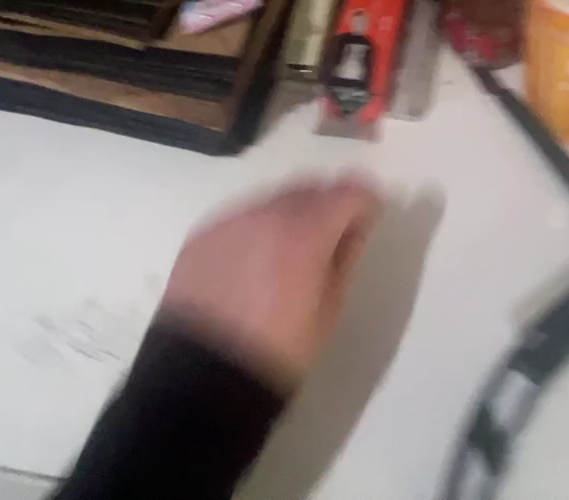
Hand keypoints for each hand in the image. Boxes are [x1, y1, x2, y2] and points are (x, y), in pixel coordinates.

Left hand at [158, 178, 383, 390]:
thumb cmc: (277, 354)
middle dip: (327, 203)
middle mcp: (266, 213)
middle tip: (332, 232)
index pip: (347, 190)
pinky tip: (254, 260)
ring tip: (290, 249)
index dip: (365, 199)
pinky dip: (257, 227)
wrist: (198, 381)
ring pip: (272, 198)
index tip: (370, 215)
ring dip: (290, 213)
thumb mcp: (328, 311)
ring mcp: (229, 220)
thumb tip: (356, 227)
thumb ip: (346, 257)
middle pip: (308, 187)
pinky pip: (241, 216)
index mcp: (305, 232)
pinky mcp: (202, 234)